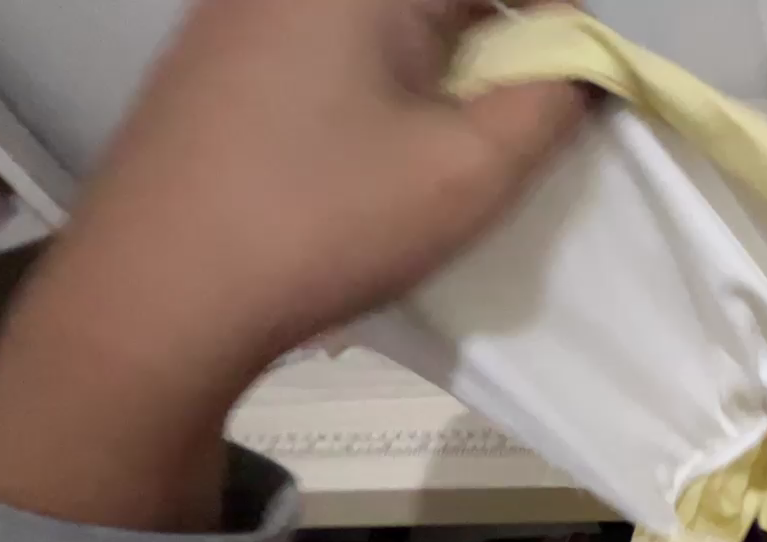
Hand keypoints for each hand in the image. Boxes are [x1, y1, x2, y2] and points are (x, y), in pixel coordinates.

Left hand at [0, 0, 588, 529]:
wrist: (173, 289)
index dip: (559, 21)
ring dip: (461, 73)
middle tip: (541, 122)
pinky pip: (352, 52)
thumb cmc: (338, 218)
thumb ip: (546, 106)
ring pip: (398, 28)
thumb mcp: (472, 168)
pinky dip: (408, 88)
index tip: (593, 84)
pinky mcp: (235, 62)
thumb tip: (586, 69)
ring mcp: (251, 14)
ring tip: (480, 146)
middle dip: (510, 50)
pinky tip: (410, 152)